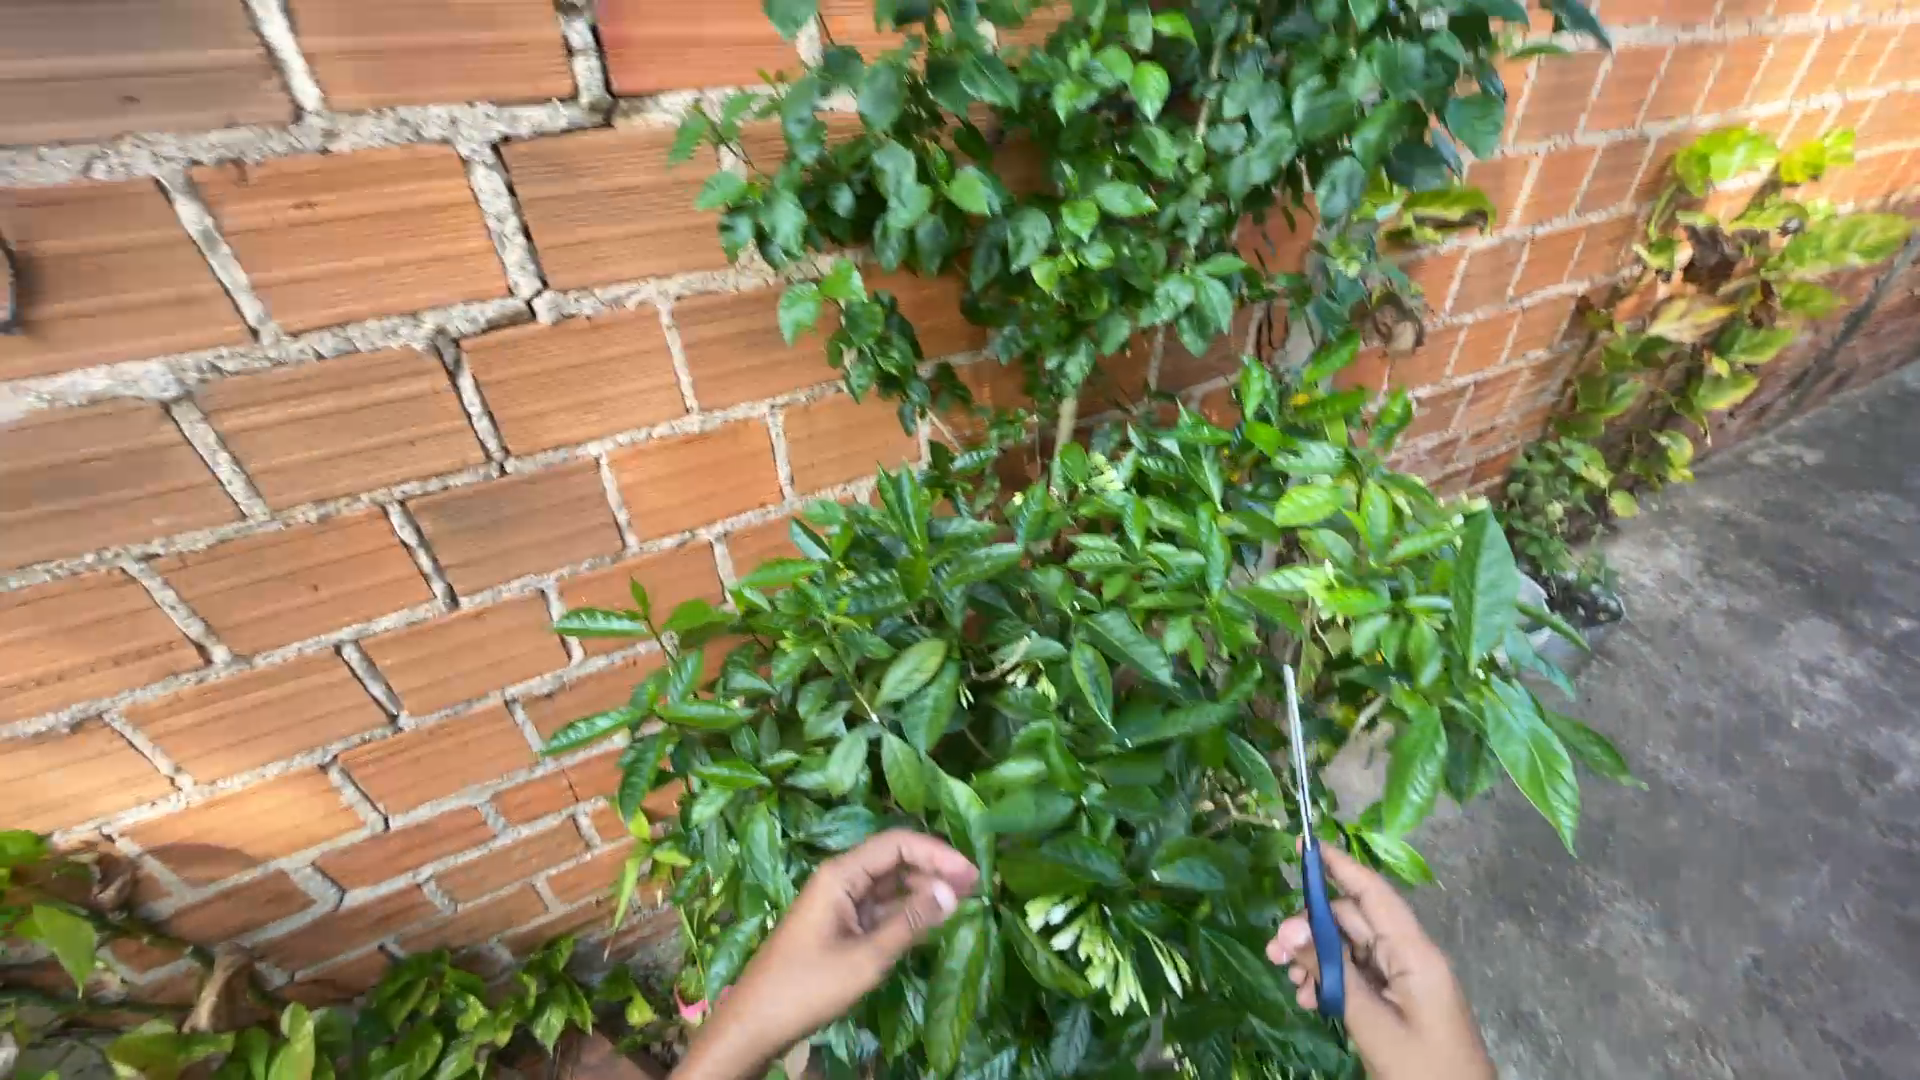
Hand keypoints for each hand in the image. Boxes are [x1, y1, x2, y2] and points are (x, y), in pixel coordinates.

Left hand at [673, 830, 979, 1079]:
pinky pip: (880, 906)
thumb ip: (910, 922)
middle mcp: (841, 878)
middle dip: (933, 867)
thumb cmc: (807, 987)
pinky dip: (906, 909)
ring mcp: (840, 901)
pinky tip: (930, 917)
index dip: (936, 853)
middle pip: (894, 859)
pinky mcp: (840, 923)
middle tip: (974, 884)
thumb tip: (951, 891)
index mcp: (841, 874)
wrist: (754, 1023)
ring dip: (922, 887)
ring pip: (889, 883)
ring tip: (960, 898)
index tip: (970, 871)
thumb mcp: (866, 957)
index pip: (897, 845)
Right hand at [1267, 843, 1494, 1079]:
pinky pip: (1355, 973)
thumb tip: (1289, 930)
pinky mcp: (1398, 1000)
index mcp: (1415, 954)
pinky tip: (1308, 998)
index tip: (1303, 843)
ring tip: (1286, 976)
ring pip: (1347, 946)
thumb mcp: (1372, 1023)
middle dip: (1308, 927)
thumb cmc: (1423, 1073)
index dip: (1339, 865)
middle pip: (1350, 920)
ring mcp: (1404, 980)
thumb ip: (1331, 973)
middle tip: (1273, 950)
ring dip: (1313, 956)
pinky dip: (1328, 979)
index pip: (1372, 893)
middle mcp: (1409, 957)